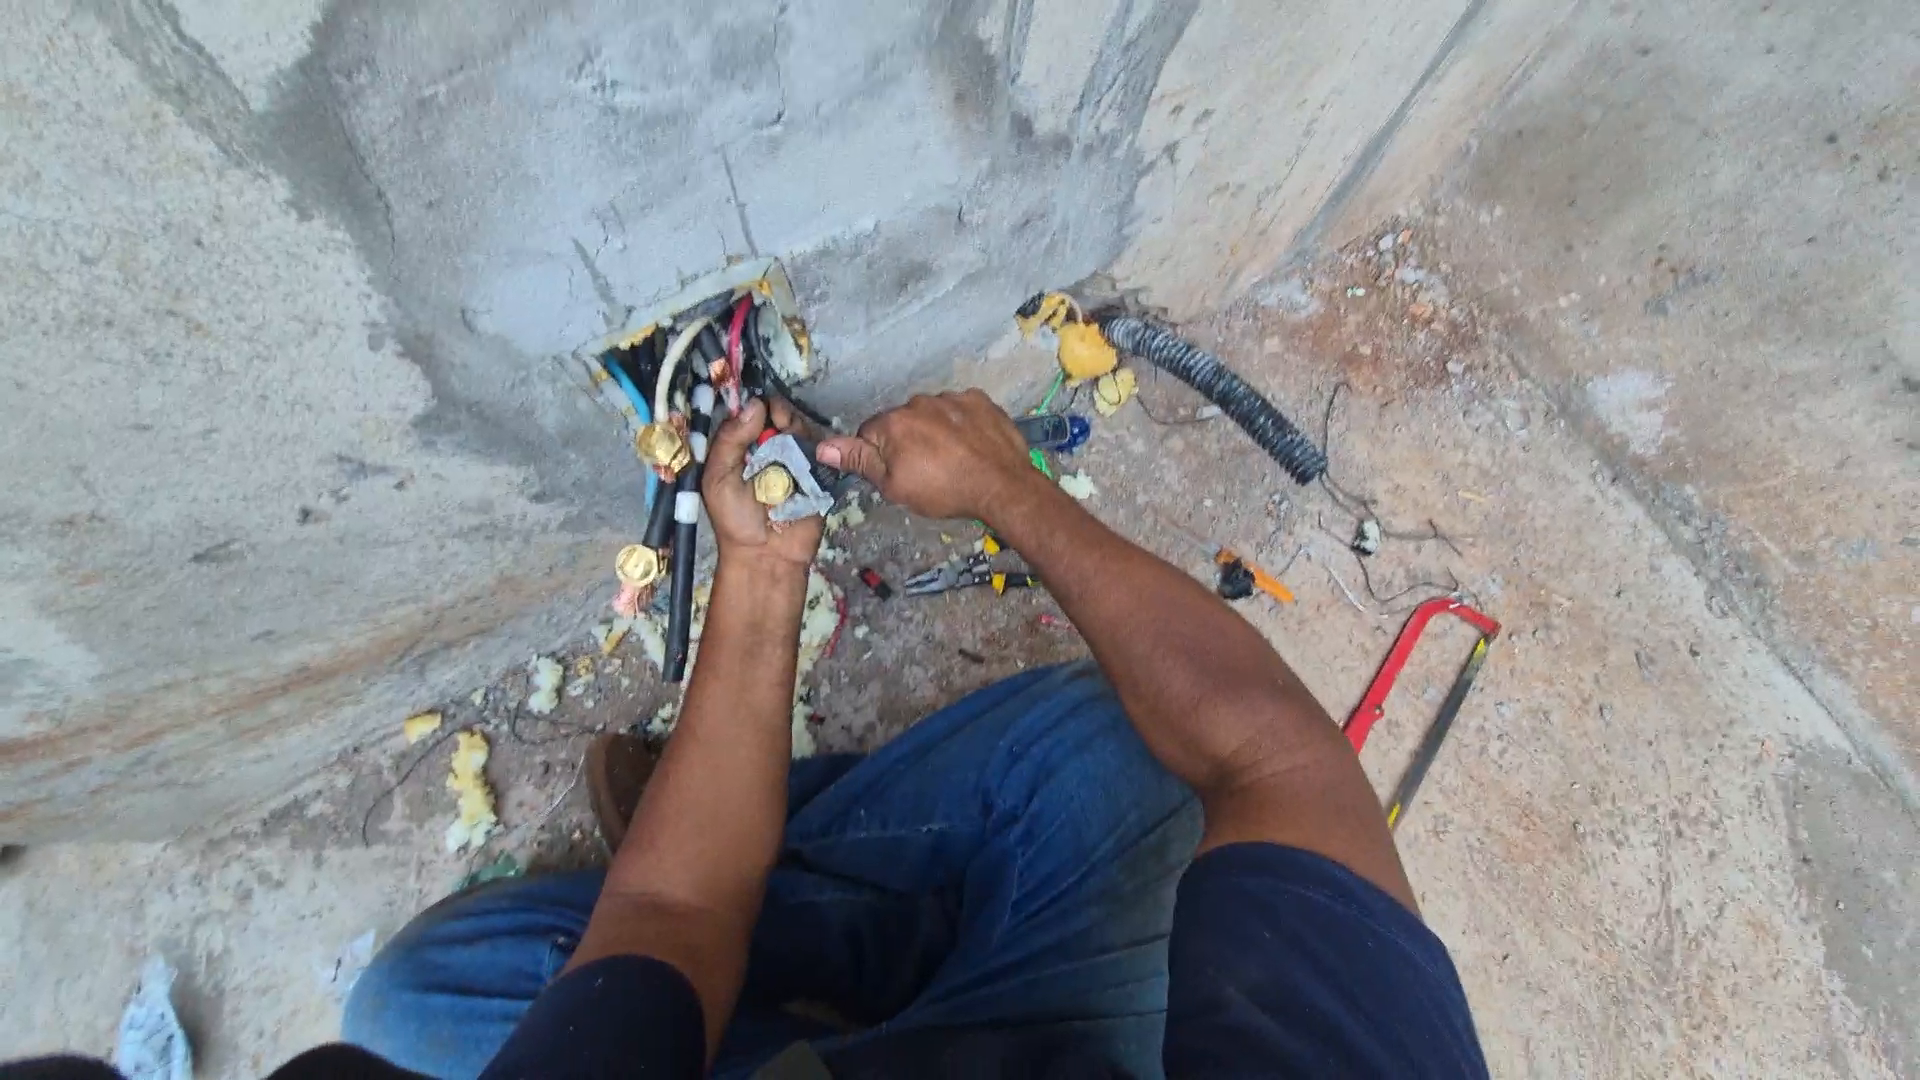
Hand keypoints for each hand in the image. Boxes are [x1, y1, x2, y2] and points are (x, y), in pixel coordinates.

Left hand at [702, 398, 824, 569]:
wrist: (767, 555)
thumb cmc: (736, 520)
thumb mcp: (718, 478)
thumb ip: (730, 441)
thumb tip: (754, 404)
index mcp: (744, 450)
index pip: (752, 416)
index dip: (758, 407)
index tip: (762, 405)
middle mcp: (772, 452)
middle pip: (781, 419)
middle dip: (782, 414)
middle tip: (779, 418)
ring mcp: (797, 464)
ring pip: (803, 433)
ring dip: (799, 429)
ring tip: (792, 435)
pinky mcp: (819, 477)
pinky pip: (822, 454)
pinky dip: (817, 448)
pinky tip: (809, 450)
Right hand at [817, 389, 1039, 520]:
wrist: (1002, 485)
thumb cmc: (944, 491)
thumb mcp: (894, 486)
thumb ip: (859, 461)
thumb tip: (822, 446)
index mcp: (893, 422)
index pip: (869, 433)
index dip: (878, 456)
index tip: (896, 474)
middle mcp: (919, 402)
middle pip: (902, 421)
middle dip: (908, 441)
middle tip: (926, 470)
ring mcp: (952, 398)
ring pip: (932, 414)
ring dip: (936, 431)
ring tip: (952, 459)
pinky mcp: (980, 400)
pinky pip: (961, 410)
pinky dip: (962, 424)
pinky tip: (971, 446)